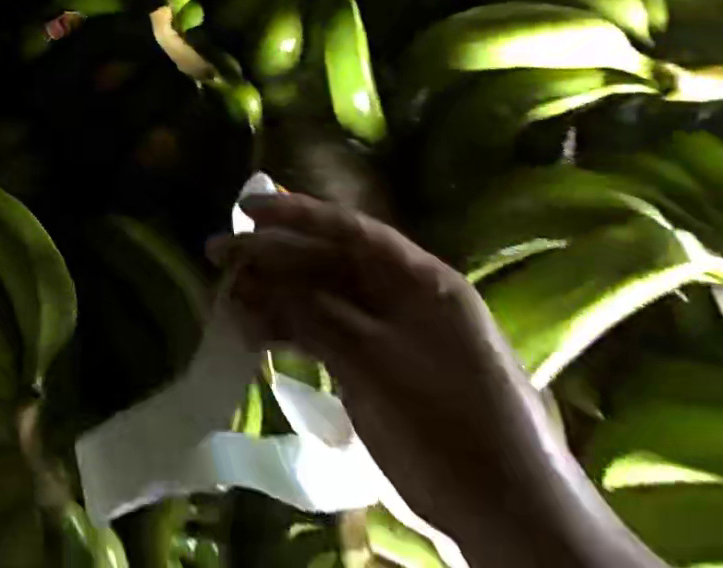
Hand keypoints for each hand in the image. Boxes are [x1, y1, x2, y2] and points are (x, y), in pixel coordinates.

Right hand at [208, 194, 659, 567]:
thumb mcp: (375, 359)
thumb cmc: (448, 421)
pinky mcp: (367, 363)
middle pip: (324, 261)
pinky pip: (315, 330)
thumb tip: (256, 270)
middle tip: (217, 255)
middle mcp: (400, 297)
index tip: (247, 208)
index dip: (298, 213)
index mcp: (421, 282)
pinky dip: (282, 329)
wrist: (504, 514)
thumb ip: (312, 309)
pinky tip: (249, 334)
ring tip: (226, 303)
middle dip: (270, 257)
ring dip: (269, 296)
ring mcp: (382, 331)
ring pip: (313, 296)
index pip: (351, 231)